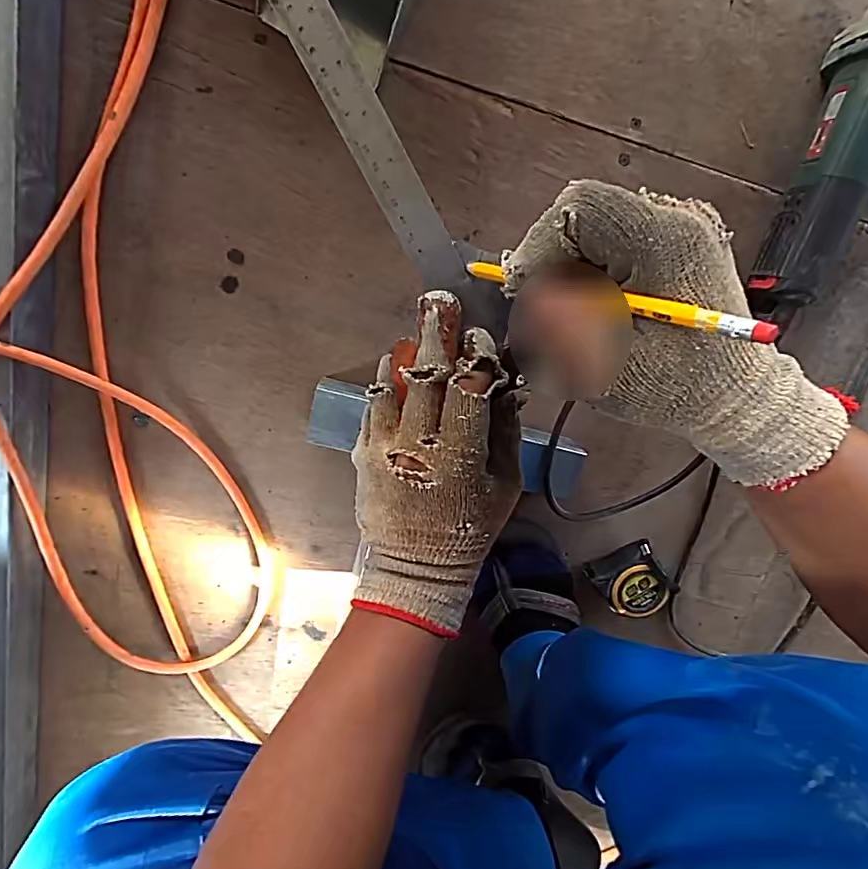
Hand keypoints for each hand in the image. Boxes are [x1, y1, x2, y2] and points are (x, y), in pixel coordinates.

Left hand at [350, 292, 521, 637]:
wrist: (416, 564)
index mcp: (459, 455)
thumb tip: (504, 386)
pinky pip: (371, 407)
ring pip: (391, 387)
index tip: (479, 336)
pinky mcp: (363, 453)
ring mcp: (383, 447)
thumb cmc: (468, 527)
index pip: (467, 389)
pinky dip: (383, 385)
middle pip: (425, 377)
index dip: (475, 356)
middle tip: (438, 304)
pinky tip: (391, 371)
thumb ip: (503, 431)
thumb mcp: (504, 483)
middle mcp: (417, 445)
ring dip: (403, 357)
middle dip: (434, 336)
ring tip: (412, 337)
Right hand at [504, 180, 850, 487]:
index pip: (580, 209)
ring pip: (589, 234)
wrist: (736, 396)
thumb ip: (561, 326)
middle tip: (551, 318)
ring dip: (570, 277)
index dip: (540, 247)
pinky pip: (607, 247)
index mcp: (668, 241)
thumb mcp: (608, 366)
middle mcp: (676, 221)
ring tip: (582, 323)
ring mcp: (675, 230)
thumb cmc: (683, 388)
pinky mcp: (669, 245)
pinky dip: (589, 279)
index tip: (529, 293)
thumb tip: (523, 289)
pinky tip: (601, 313)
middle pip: (580, 219)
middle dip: (553, 268)